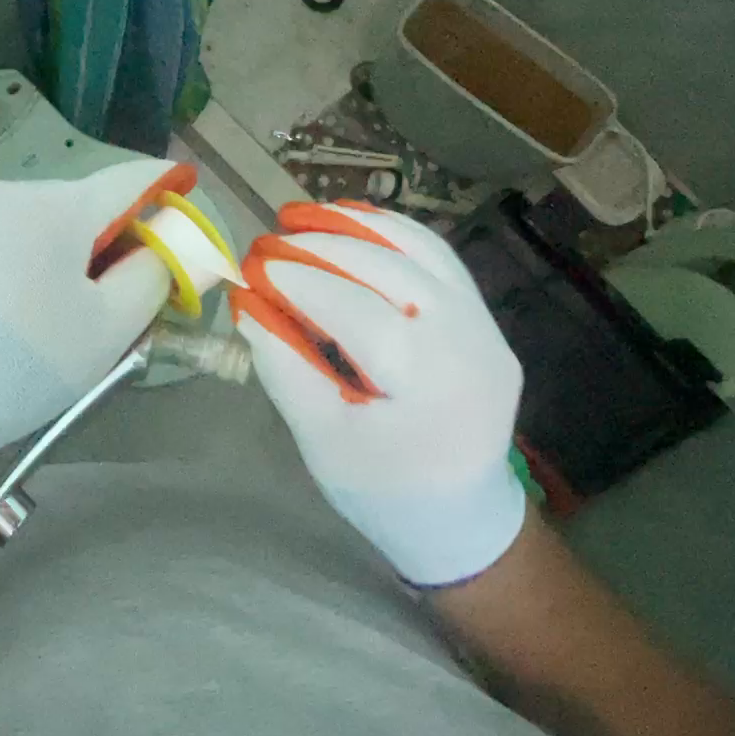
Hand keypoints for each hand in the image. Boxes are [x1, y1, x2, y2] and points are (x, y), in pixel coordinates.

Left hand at [0, 159, 186, 496]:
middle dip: (114, 235)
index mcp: (57, 206)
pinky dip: (27, 256)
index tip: (186, 183)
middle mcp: (10, 192)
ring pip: (41, 220)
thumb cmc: (23, 364)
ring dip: (69, 249)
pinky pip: (2, 235)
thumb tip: (167, 241)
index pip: (130, 179)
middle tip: (123, 289)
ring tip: (64, 306)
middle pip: (84, 204)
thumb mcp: (108, 328)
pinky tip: (15, 305)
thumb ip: (153, 273)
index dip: (166, 182)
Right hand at [230, 201, 525, 584]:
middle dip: (321, 245)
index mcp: (428, 382)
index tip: (252, 265)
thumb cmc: (382, 490)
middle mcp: (469, 341)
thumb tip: (248, 306)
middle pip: (389, 268)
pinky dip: (394, 235)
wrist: (461, 519)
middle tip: (268, 240)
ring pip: (421, 249)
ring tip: (304, 216)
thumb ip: (285, 368)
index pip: (355, 308)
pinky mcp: (486, 321)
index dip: (298, 280)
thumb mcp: (321, 441)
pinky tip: (353, 227)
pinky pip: (440, 259)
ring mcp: (486, 326)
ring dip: (359, 226)